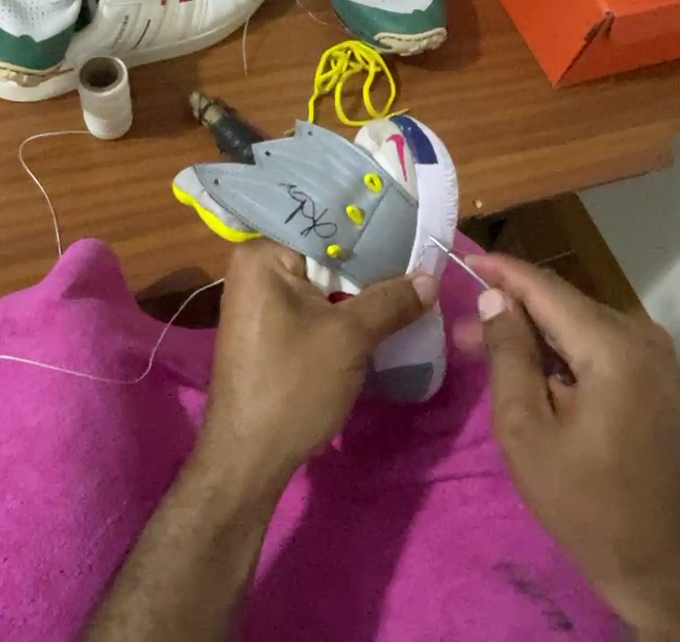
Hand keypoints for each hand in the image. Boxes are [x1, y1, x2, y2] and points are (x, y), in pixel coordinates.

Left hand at [201, 240, 436, 476]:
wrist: (249, 458)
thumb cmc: (292, 386)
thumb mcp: (349, 338)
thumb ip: (391, 300)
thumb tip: (430, 277)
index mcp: (262, 254)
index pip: (324, 222)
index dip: (371, 225)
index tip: (413, 222)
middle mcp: (255, 266)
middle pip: (324, 248)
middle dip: (370, 257)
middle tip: (420, 249)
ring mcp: (260, 297)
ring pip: (323, 277)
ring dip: (360, 284)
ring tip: (411, 275)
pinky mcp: (270, 325)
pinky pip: (314, 301)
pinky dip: (344, 305)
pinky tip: (380, 307)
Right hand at [461, 254, 679, 619]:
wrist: (656, 559)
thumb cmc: (582, 500)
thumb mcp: (527, 428)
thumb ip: (509, 355)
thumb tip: (494, 298)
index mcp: (614, 348)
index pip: (547, 289)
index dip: (502, 272)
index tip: (461, 259)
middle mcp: (642, 337)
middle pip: (563, 304)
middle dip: (511, 309)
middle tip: (461, 330)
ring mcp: (654, 356)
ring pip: (577, 322)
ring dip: (532, 331)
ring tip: (483, 348)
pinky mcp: (653, 374)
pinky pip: (596, 343)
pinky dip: (559, 348)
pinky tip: (527, 365)